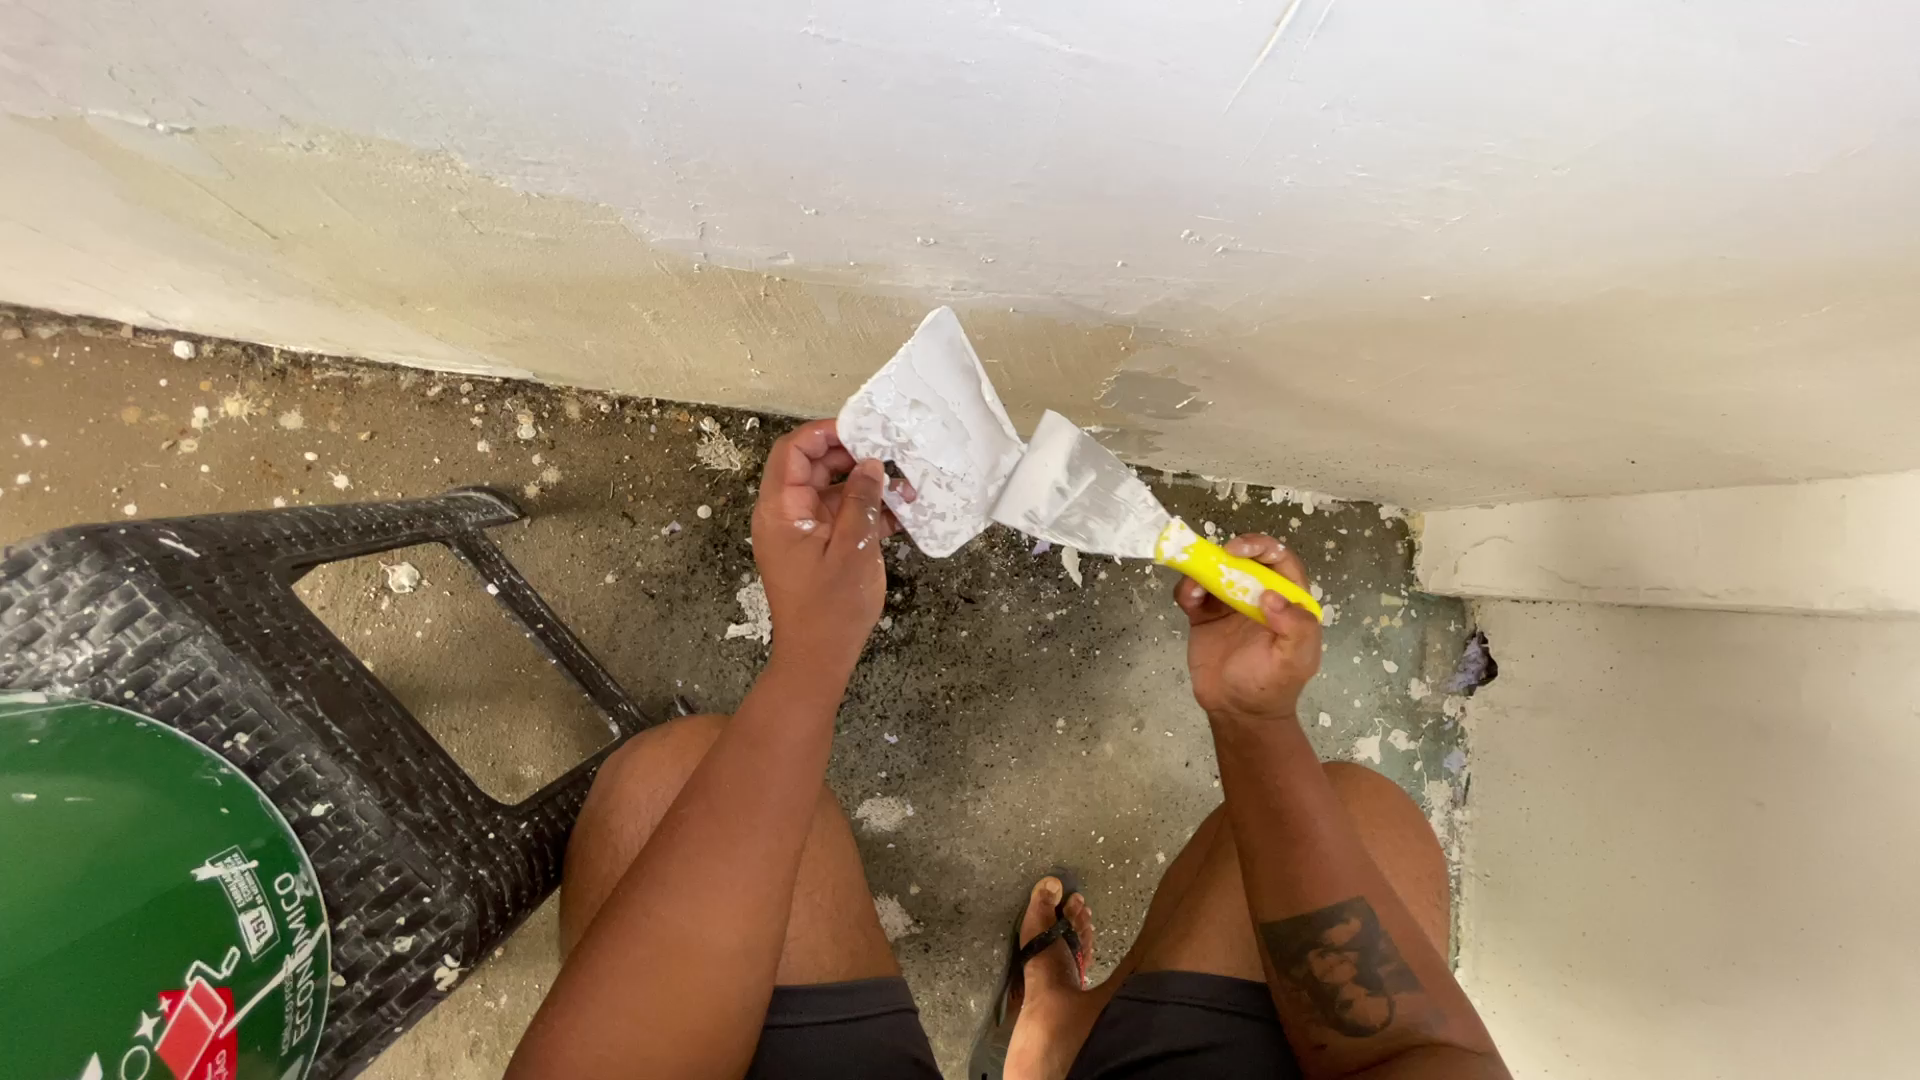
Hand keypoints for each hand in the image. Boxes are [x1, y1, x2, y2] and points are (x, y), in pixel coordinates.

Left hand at [750, 419, 905, 675]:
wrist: (818, 658)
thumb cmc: (831, 607)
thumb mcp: (853, 548)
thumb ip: (861, 500)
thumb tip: (871, 464)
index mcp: (780, 510)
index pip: (794, 450)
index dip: (826, 433)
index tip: (865, 431)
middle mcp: (785, 514)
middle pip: (813, 466)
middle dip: (853, 458)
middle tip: (893, 457)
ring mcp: (801, 531)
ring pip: (831, 490)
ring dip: (865, 486)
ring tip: (905, 488)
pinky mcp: (817, 547)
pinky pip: (839, 515)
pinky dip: (865, 510)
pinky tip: (898, 513)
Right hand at [1176, 533, 1322, 725]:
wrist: (1237, 712)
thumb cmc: (1270, 686)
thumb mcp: (1293, 661)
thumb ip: (1295, 628)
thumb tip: (1271, 596)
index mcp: (1287, 600)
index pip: (1279, 560)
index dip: (1261, 547)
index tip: (1237, 550)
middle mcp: (1258, 595)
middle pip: (1244, 559)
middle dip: (1226, 553)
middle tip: (1211, 560)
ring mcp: (1229, 604)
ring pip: (1214, 570)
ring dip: (1202, 569)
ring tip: (1196, 590)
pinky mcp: (1204, 615)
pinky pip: (1193, 592)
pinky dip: (1187, 590)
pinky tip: (1189, 601)